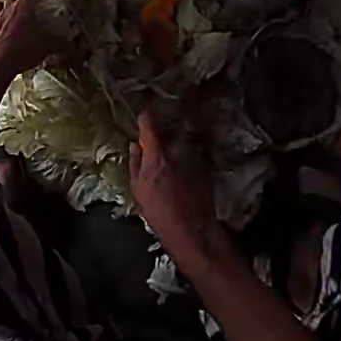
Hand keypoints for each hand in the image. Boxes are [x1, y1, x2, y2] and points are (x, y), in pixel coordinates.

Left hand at [0, 0, 58, 81]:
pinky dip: (0, 17)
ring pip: (0, 1)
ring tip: (16, 8)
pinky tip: (6, 24)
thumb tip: (72, 45)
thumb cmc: (23, 49)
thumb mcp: (46, 45)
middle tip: (32, 0)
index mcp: (24, 6)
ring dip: (8, 2)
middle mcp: (9, 9)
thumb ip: (59, 42)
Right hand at [129, 107, 229, 272]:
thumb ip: (135, 162)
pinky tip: (184, 172)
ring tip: (172, 162)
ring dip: (176, 146)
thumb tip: (135, 145)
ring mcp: (193, 154)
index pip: (148, 122)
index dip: (145, 116)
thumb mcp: (138, 188)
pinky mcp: (205, 163)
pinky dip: (188, 157)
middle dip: (162, 135)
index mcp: (156, 153)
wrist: (192, 228)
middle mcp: (176, 148)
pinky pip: (193, 153)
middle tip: (156, 146)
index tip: (143, 113)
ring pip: (181, 142)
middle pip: (167, 131)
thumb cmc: (159, 211)